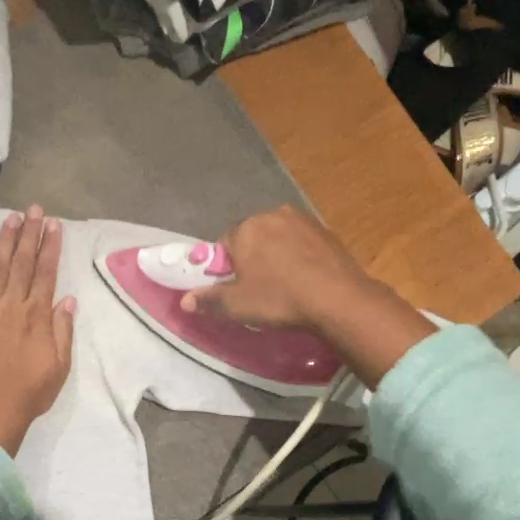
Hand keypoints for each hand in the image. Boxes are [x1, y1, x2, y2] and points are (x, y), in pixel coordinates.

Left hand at [0, 206, 75, 455]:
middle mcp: (11, 305)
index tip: (53, 225)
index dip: (50, 247)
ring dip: (4, 242)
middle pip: (22, 263)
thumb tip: (66, 300)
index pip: (46, 273)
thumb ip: (62, 330)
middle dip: (30, 234)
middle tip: (35, 210)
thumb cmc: (32, 391)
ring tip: (11, 219)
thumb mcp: (60, 365)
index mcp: (36, 316)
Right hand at [181, 206, 434, 385]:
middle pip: (251, 238)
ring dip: (275, 256)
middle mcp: (272, 214)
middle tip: (258, 289)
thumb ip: (209, 300)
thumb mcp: (237, 305)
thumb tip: (184, 301)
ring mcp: (302, 219)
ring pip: (278, 239)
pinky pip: (300, 243)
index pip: (224, 244)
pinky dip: (297, 257)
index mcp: (246, 228)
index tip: (234, 288)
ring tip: (283, 285)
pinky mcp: (325, 230)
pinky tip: (303, 279)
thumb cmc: (278, 299)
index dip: (226, 268)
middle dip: (251, 259)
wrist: (335, 297)